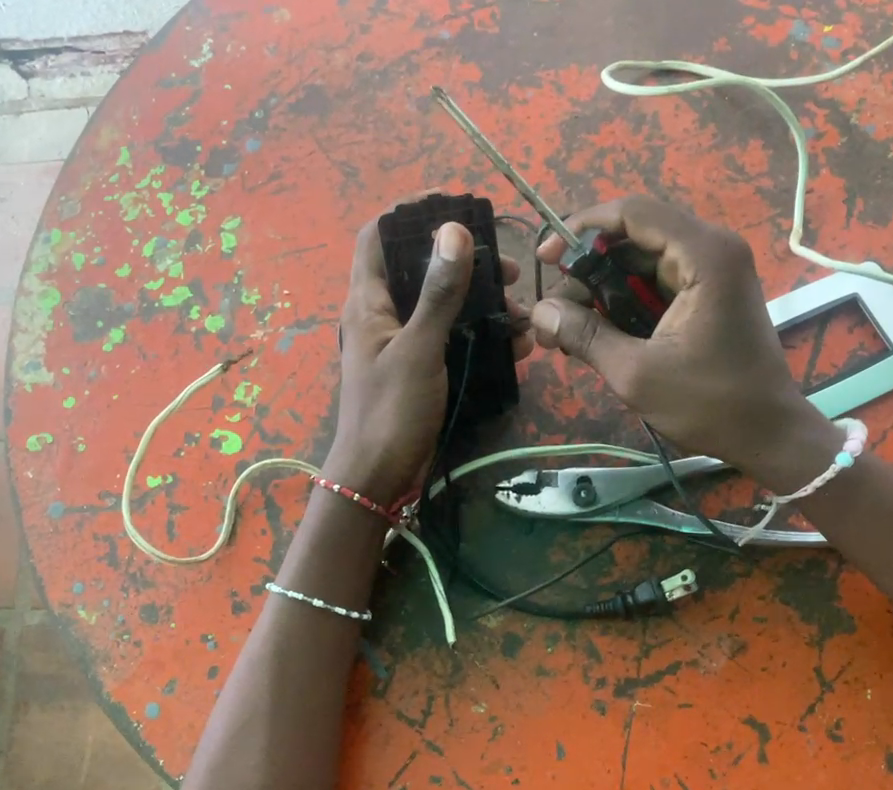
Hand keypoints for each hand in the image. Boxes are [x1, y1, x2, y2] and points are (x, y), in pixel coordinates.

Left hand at [328, 216, 532, 504]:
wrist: (378, 478)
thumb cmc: (391, 410)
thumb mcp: (418, 348)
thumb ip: (437, 292)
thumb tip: (452, 230)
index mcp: (368, 301)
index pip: (378, 236)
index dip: (409, 214)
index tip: (454, 207)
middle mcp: (383, 316)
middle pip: (423, 271)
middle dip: (467, 265)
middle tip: (510, 271)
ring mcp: (403, 345)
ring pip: (446, 308)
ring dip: (485, 306)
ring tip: (524, 314)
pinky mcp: (422, 371)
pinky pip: (455, 342)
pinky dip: (484, 339)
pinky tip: (520, 345)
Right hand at [531, 196, 838, 487]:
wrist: (767, 434)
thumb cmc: (709, 403)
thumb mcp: (636, 372)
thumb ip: (585, 335)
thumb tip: (540, 311)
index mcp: (703, 254)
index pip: (632, 213)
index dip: (581, 230)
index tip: (546, 261)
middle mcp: (711, 249)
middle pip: (634, 237)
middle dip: (588, 270)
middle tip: (555, 315)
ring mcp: (713, 271)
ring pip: (641, 262)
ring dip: (603, 291)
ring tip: (569, 331)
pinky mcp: (709, 295)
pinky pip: (657, 284)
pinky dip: (625, 304)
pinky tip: (599, 334)